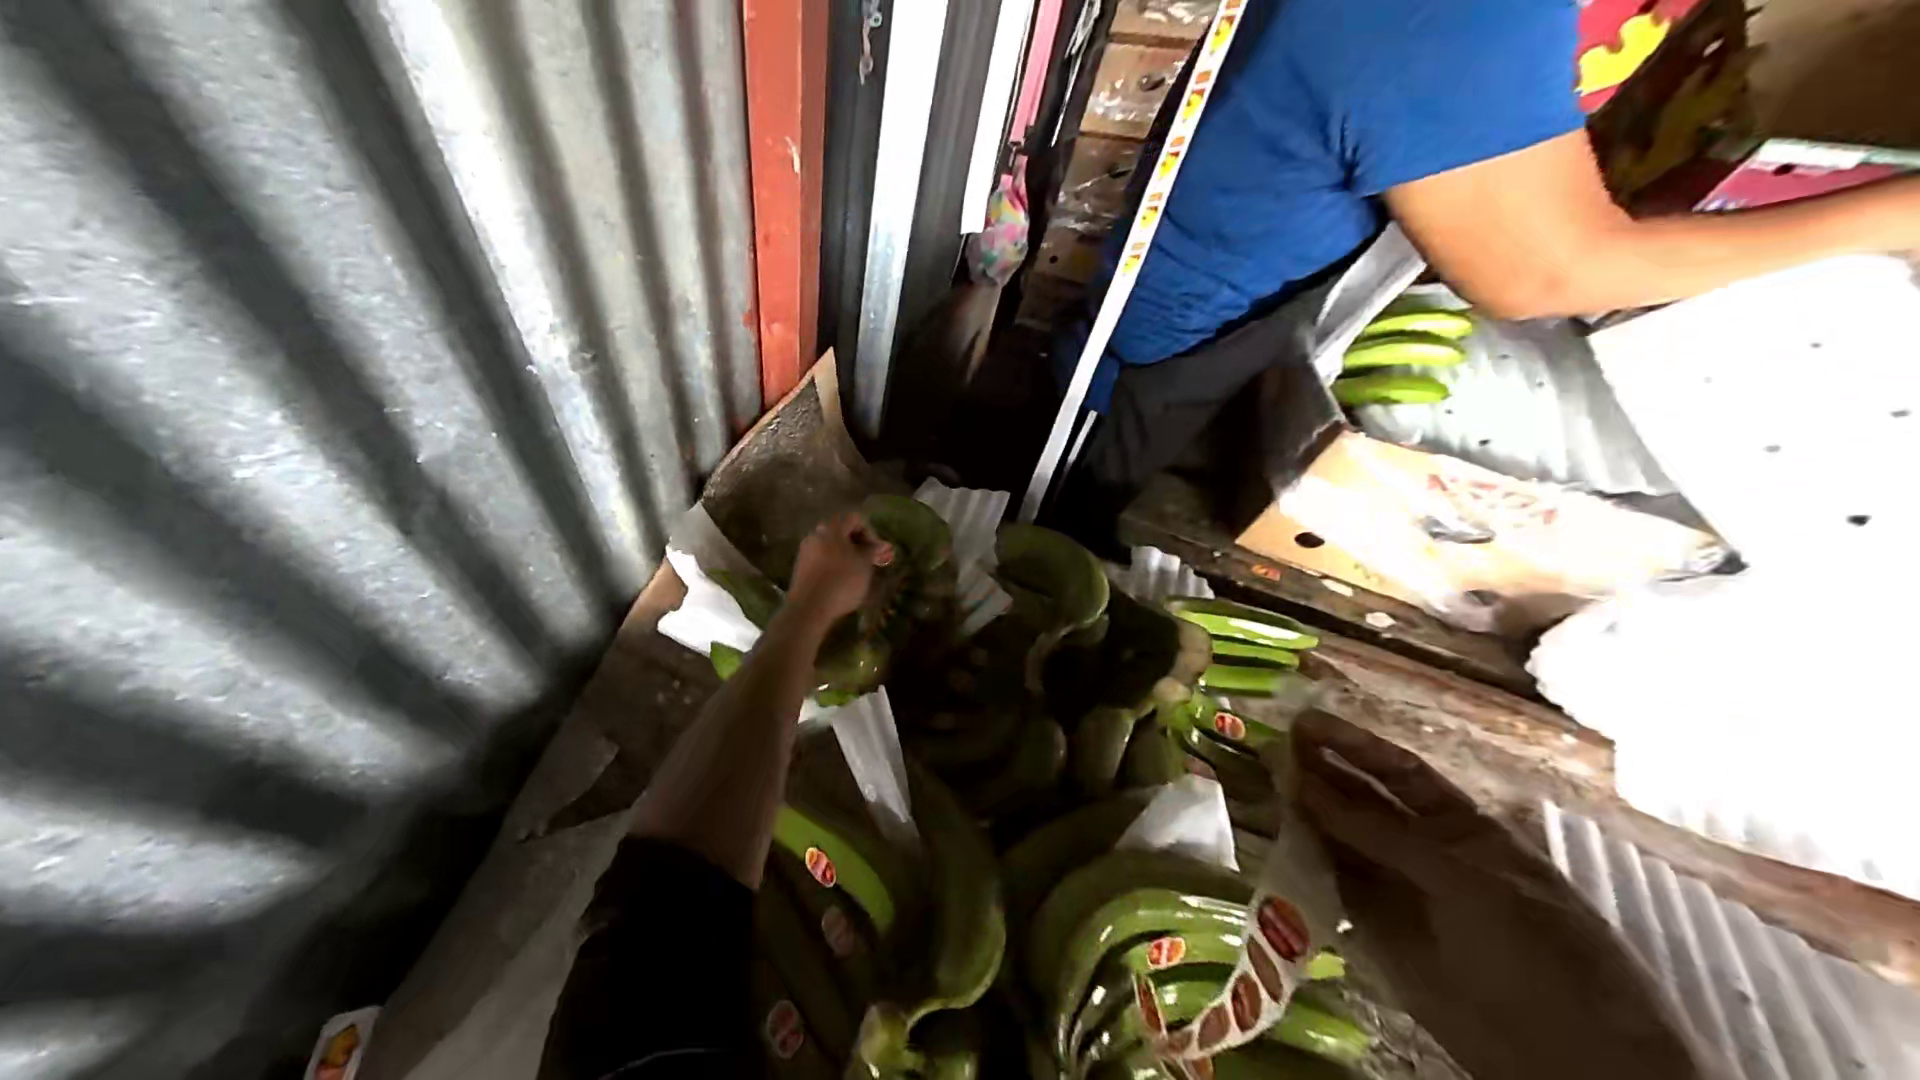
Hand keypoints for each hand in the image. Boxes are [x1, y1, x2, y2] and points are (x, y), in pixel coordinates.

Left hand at [786, 511, 892, 624]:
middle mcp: (816, 533)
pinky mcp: (800, 566)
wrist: (809, 607)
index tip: (876, 551)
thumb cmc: (842, 581)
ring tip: (857, 572)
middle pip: (842, 531)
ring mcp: (806, 550)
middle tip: (869, 560)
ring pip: (831, 545)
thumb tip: (879, 545)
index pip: (855, 518)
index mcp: (832, 528)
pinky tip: (840, 580)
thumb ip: (872, 550)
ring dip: (846, 554)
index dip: (871, 532)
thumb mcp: (864, 565)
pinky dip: (834, 563)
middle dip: (858, 543)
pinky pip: (822, 558)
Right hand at [1291, 710, 1726, 1079]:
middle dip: (1319, 772)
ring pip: (1340, 839)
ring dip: (1304, 813)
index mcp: (1460, 826)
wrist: (1571, 1061)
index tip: (1305, 722)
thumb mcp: (1467, 880)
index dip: (1353, 744)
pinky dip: (1304, 861)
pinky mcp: (1373, 927)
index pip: (1399, 771)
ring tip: (1265, 785)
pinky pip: (1332, 883)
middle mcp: (1422, 848)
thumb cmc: (1539, 950)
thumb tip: (1306, 784)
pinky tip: (1279, 840)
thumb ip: (1382, 833)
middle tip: (1270, 748)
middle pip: (1362, 800)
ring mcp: (1396, 888)